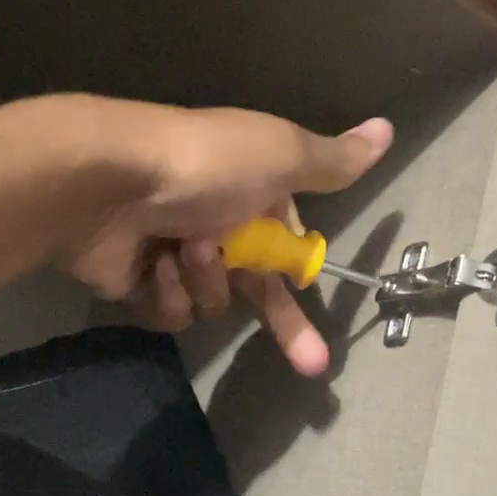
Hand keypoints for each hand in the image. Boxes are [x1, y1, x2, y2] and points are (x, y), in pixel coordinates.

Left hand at [60, 102, 392, 375]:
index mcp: (251, 196)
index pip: (287, 250)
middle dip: (281, 323)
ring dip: (206, 280)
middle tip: (311, 364)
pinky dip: (167, 292)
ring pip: (212, 302)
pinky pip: (170, 312)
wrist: (110, 182)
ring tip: (184, 246)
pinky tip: (154, 264)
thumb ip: (331, 162)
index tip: (318, 311)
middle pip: (253, 288)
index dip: (302, 283)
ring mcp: (173, 256)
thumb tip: (386, 131)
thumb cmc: (205, 167)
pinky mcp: (137, 284)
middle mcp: (214, 225)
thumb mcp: (280, 156)